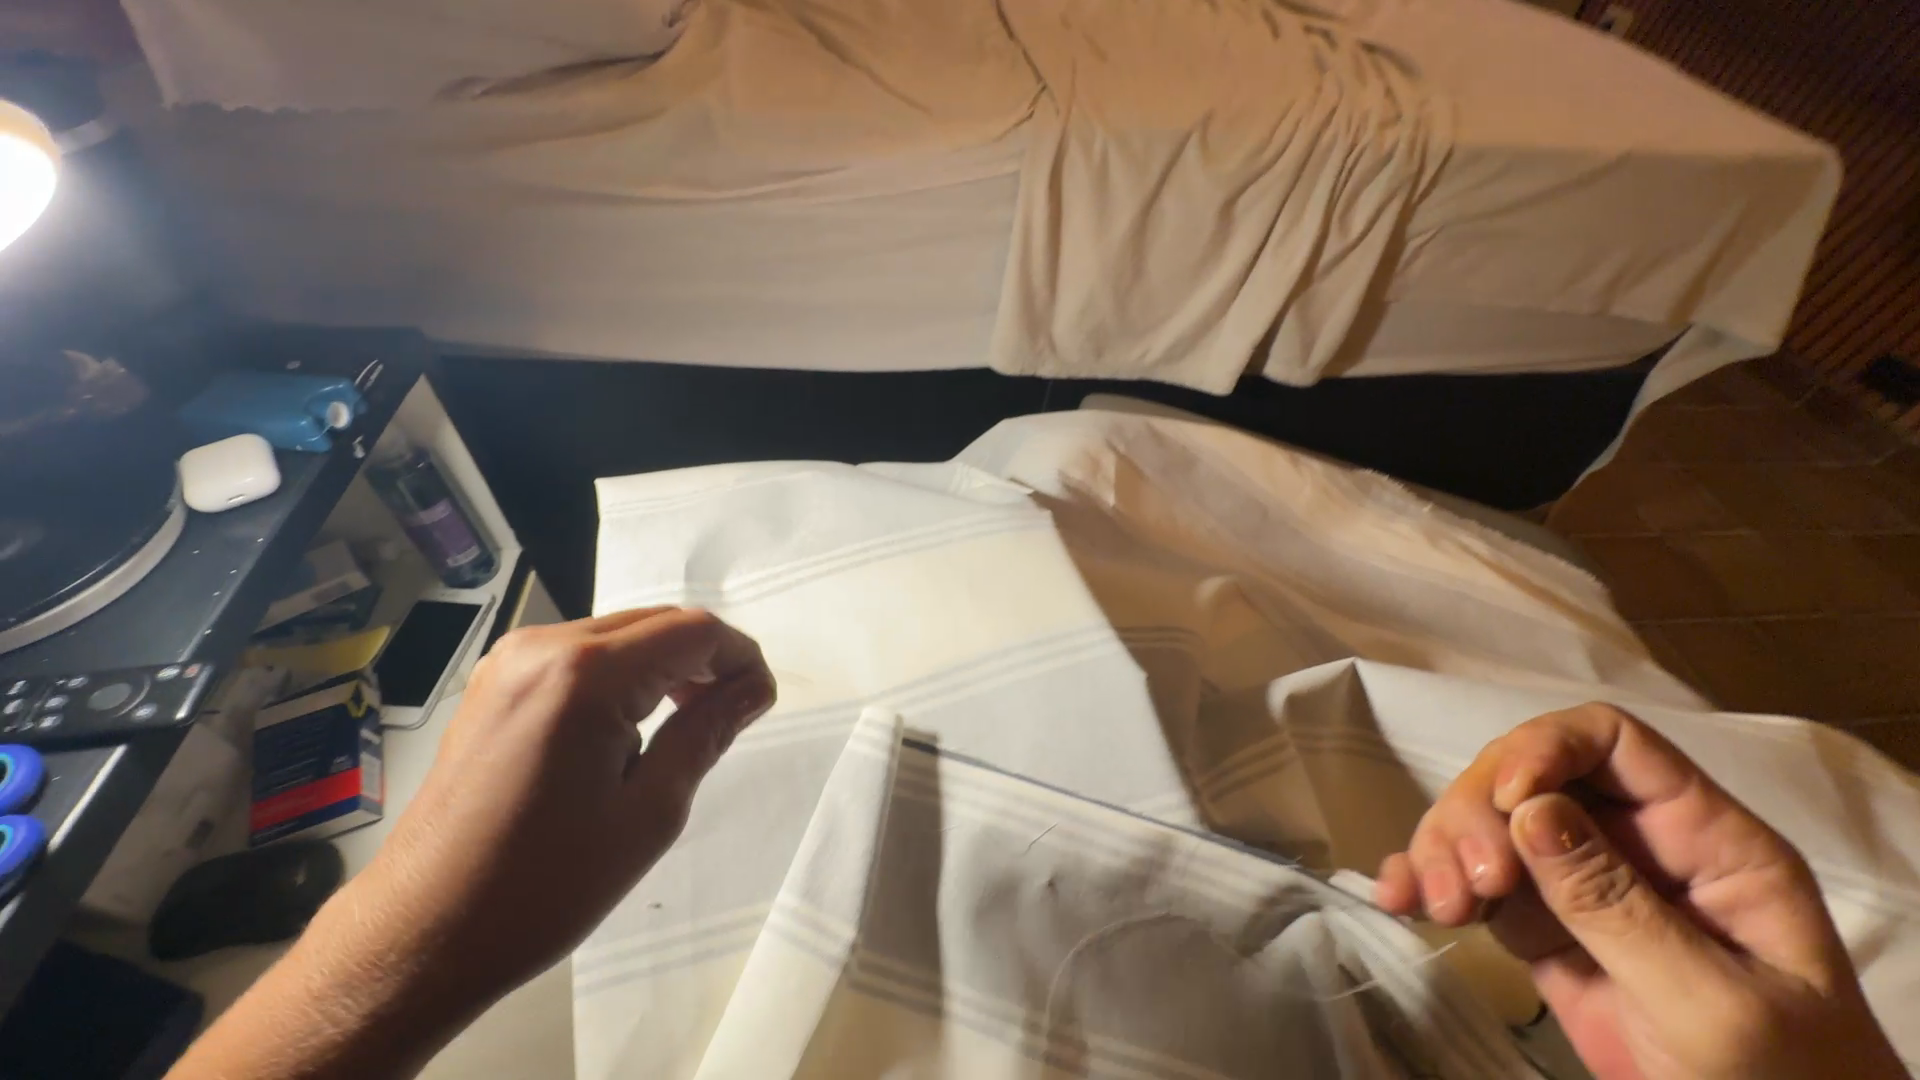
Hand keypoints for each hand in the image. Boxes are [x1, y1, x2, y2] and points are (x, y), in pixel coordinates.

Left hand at [354, 607, 775, 999]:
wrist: (422, 932)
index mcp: (584, 674)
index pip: (692, 631)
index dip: (740, 657)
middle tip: (733, 713)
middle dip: (706, 659)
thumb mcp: (651, 811)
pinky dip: (624, 673)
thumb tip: (753, 688)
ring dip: (666, 664)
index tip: (761, 700)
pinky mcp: (494, 682)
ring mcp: (509, 660)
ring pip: (620, 634)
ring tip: (689, 720)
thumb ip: (707, 732)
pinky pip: (582, 653)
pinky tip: (634, 720)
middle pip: (656, 622)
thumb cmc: (546, 883)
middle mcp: (542, 646)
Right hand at [1374, 703, 1903, 1079]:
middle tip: (1469, 884)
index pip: (1611, 742)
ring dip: (1442, 849)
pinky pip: (1465, 875)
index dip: (1546, 749)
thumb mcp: (1712, 1003)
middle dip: (1478, 816)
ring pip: (1483, 821)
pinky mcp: (1532, 920)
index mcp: (1701, 838)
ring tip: (1437, 906)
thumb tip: (1526, 809)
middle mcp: (1629, 841)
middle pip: (1525, 776)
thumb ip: (1618, 905)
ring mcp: (1575, 879)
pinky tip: (1398, 900)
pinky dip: (1422, 878)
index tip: (1505, 801)